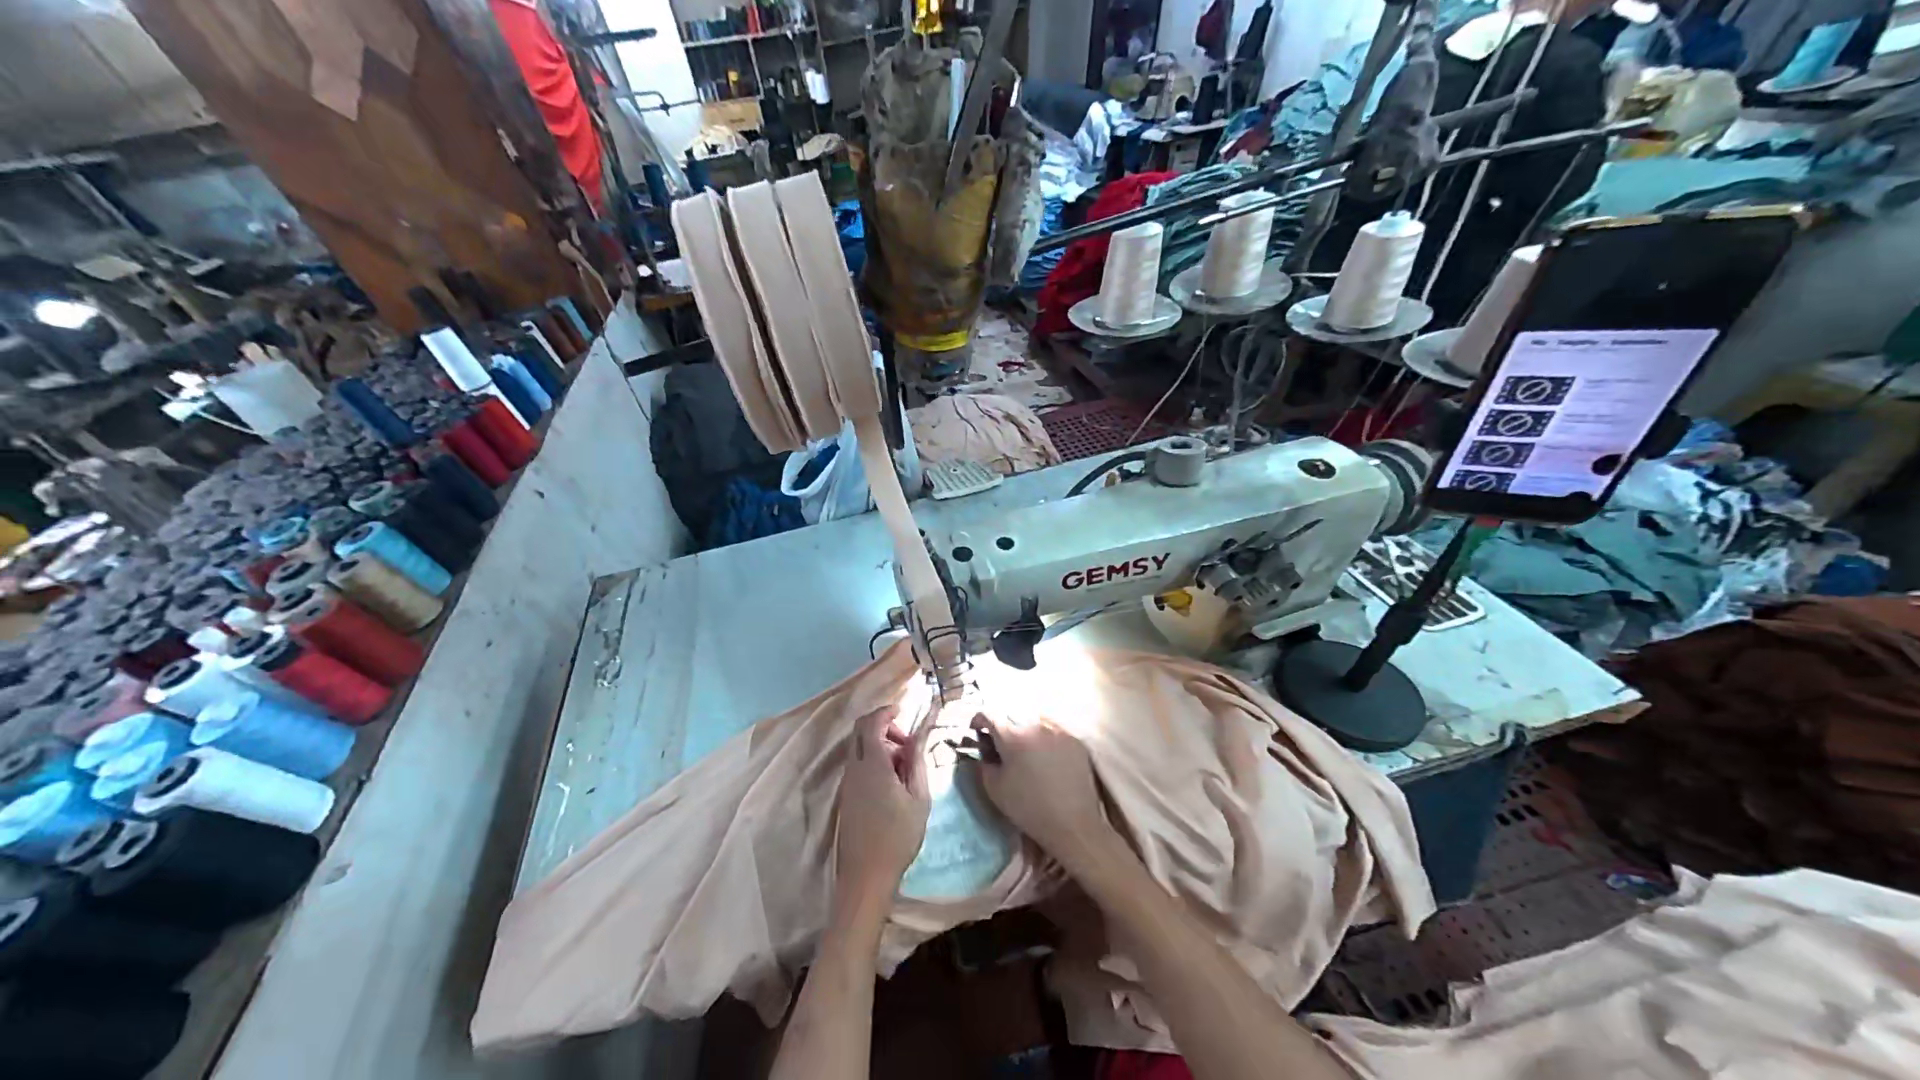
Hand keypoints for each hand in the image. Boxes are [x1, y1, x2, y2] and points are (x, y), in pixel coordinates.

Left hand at [833, 705, 931, 904]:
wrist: (866, 875)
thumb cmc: (899, 836)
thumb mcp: (919, 797)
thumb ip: (917, 760)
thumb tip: (920, 731)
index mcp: (873, 765)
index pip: (871, 723)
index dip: (886, 711)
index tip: (903, 711)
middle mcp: (854, 768)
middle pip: (860, 730)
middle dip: (883, 726)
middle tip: (906, 742)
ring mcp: (847, 782)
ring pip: (859, 747)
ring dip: (879, 744)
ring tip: (904, 767)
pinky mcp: (846, 795)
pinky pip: (857, 763)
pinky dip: (873, 759)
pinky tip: (892, 782)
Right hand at [974, 710, 1113, 870]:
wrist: (1072, 823)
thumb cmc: (1028, 808)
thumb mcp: (994, 788)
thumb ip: (983, 763)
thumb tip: (982, 750)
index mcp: (1012, 735)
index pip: (989, 714)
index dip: (978, 720)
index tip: (975, 730)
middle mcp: (1035, 724)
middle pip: (1012, 712)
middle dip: (1000, 722)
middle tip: (997, 739)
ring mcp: (1058, 730)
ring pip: (1033, 717)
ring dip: (1022, 725)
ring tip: (1021, 743)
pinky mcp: (1075, 739)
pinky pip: (1053, 728)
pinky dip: (1042, 733)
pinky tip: (1043, 750)